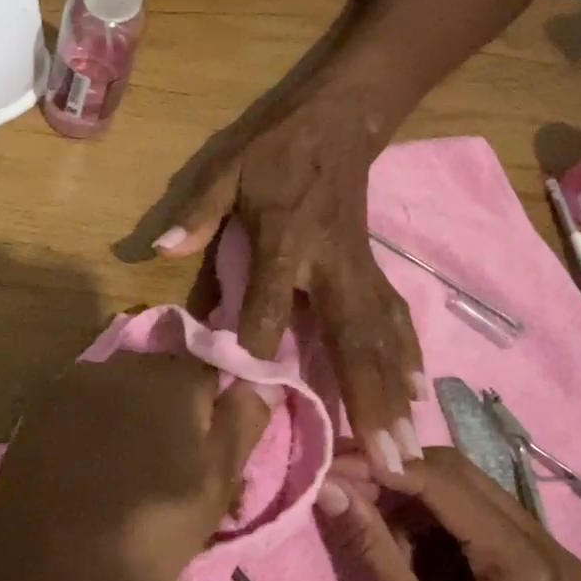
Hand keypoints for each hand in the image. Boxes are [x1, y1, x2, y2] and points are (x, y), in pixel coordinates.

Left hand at [0, 353, 271, 580]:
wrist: (39, 563)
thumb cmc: (144, 531)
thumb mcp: (214, 489)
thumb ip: (241, 424)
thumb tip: (261, 379)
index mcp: (171, 377)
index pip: (213, 369)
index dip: (219, 408)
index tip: (218, 452)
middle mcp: (122, 364)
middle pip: (165, 377)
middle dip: (177, 413)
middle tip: (178, 472)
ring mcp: (75, 381)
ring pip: (124, 391)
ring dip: (135, 419)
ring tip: (132, 476)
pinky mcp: (42, 405)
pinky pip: (87, 406)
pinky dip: (97, 428)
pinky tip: (92, 469)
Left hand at [156, 85, 423, 477]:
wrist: (338, 122)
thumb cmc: (274, 150)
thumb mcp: (226, 169)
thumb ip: (198, 211)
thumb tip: (159, 248)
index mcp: (284, 237)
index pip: (269, 293)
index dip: (260, 332)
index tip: (256, 379)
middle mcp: (329, 262)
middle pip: (349, 334)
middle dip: (367, 396)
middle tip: (388, 458)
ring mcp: (360, 268)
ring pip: (381, 337)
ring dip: (396, 394)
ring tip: (411, 450)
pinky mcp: (375, 268)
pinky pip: (395, 318)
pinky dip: (407, 357)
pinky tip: (421, 394)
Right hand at [319, 448, 580, 580]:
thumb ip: (371, 550)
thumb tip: (325, 483)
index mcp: (529, 563)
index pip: (444, 481)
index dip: (382, 464)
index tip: (330, 466)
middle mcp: (554, 548)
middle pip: (460, 478)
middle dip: (398, 477)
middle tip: (346, 490)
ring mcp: (557, 562)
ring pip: (471, 495)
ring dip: (416, 501)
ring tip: (376, 528)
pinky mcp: (550, 577)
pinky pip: (485, 525)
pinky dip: (441, 526)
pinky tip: (412, 552)